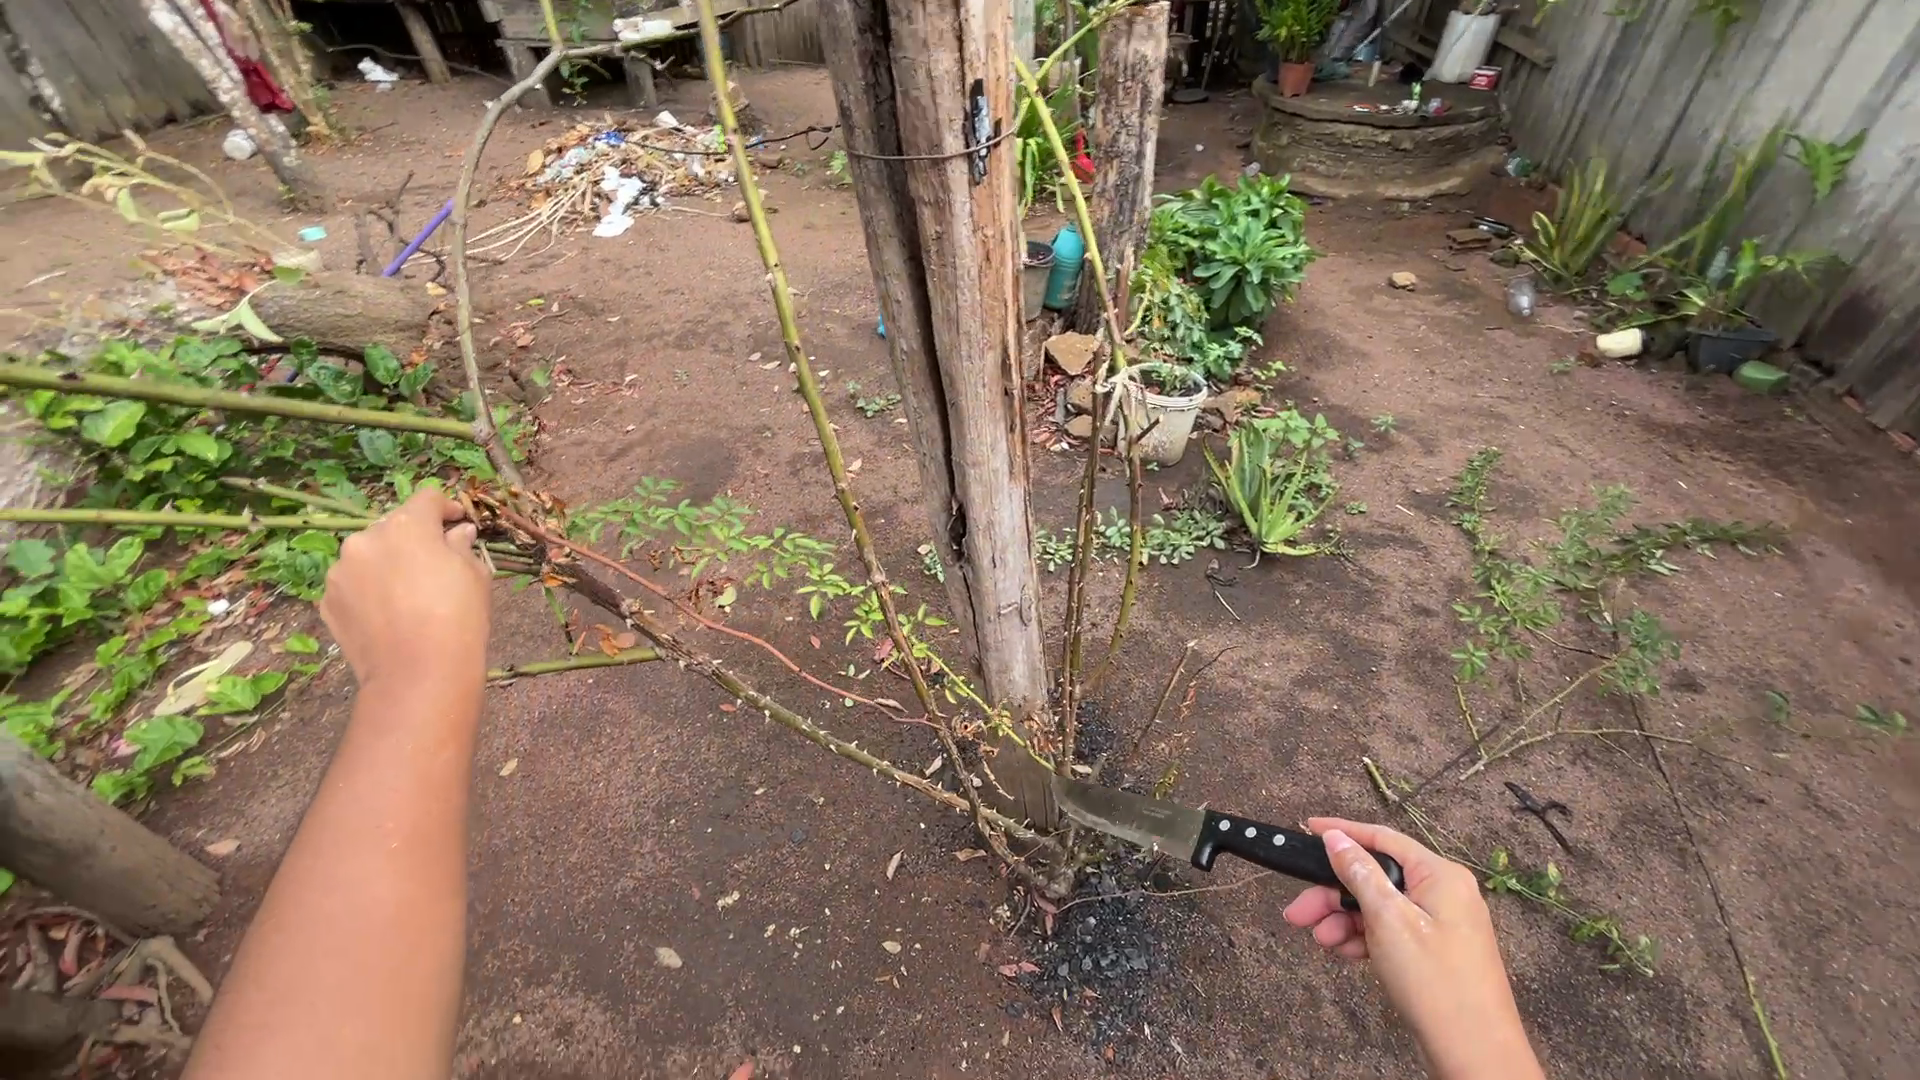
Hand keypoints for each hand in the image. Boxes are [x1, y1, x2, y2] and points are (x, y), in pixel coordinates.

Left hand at [319, 488, 490, 689]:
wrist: (418, 670)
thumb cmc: (459, 615)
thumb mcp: (475, 575)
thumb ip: (462, 546)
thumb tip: (456, 534)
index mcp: (407, 526)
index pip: (426, 498)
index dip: (446, 507)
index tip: (458, 523)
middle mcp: (365, 539)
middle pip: (394, 526)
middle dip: (415, 538)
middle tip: (436, 563)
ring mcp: (340, 571)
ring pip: (370, 555)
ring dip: (389, 563)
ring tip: (410, 592)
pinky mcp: (327, 600)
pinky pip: (354, 583)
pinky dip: (371, 589)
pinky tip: (391, 612)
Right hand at [1283, 818, 1542, 1079]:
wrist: (1476, 1056)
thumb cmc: (1433, 980)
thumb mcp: (1387, 919)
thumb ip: (1358, 872)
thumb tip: (1335, 837)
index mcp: (1439, 875)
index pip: (1382, 838)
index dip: (1342, 832)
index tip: (1306, 828)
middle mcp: (1442, 892)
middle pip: (1374, 877)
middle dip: (1332, 895)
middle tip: (1298, 913)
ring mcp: (1440, 922)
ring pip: (1377, 906)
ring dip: (1344, 920)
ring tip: (1321, 942)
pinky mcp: (1435, 948)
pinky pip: (1390, 929)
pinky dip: (1364, 938)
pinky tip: (1345, 953)